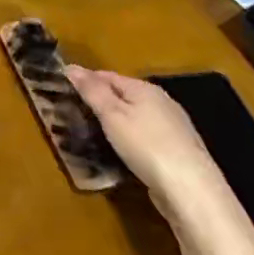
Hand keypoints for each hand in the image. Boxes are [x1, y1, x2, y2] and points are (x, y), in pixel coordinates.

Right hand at [65, 65, 228, 220]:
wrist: (190, 188)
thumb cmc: (145, 145)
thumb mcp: (111, 115)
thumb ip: (91, 90)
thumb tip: (70, 66)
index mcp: (144, 89)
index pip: (107, 76)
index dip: (85, 80)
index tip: (63, 89)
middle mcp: (162, 101)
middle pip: (123, 94)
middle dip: (100, 100)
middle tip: (74, 112)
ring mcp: (172, 126)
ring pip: (135, 114)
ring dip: (114, 119)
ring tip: (92, 130)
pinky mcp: (176, 149)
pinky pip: (145, 133)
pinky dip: (128, 135)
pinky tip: (120, 148)